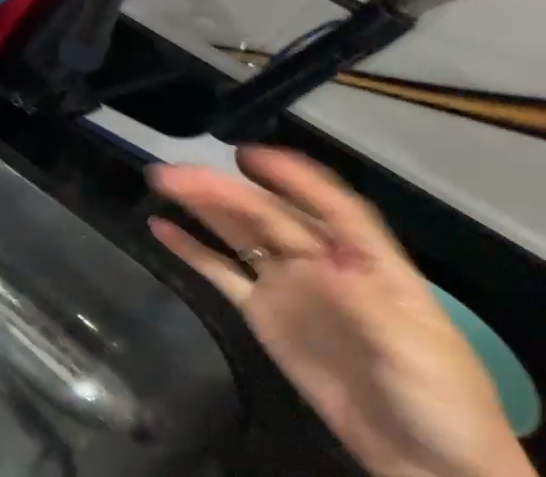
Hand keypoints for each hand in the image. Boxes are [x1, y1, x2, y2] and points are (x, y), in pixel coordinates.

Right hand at [149, 147, 532, 476]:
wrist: (426, 461)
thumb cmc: (440, 402)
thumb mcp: (416, 353)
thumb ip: (371, 307)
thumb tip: (325, 265)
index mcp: (371, 266)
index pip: (333, 209)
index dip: (294, 179)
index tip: (249, 155)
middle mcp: (324, 267)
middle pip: (269, 216)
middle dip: (224, 190)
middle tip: (176, 172)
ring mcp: (289, 289)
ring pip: (239, 235)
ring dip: (201, 208)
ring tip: (161, 183)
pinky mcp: (262, 315)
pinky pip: (220, 274)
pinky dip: (190, 250)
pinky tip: (160, 228)